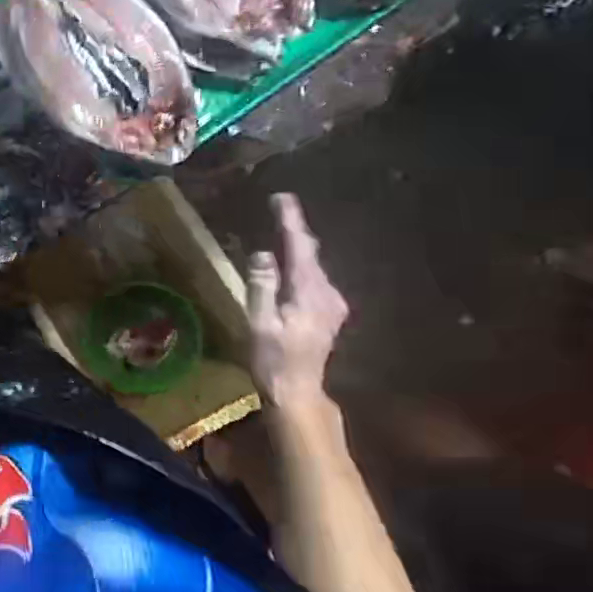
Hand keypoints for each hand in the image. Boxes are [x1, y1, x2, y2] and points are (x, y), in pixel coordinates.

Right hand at [247, 193, 349, 409]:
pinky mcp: (330, 313)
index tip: (282, 198)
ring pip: (314, 266)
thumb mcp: (260, 323)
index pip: (300, 247)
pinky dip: (302, 265)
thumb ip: (262, 285)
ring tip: (282, 230)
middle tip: (278, 208)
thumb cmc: (273, 360)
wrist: (298, 393)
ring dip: (298, 248)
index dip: (291, 221)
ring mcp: (333, 304)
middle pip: (310, 253)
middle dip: (294, 230)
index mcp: (309, 292)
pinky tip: (291, 264)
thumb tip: (264, 253)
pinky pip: (315, 279)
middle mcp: (327, 293)